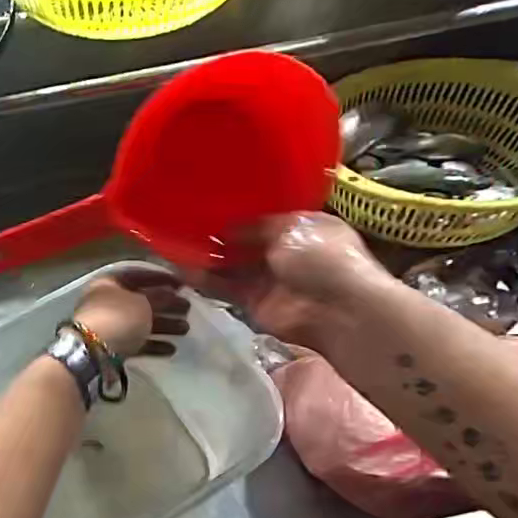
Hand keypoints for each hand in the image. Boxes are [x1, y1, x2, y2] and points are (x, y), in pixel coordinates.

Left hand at [71, 268, 189, 357]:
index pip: (139, 275)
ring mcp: (109, 325)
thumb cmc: (119, 317)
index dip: (162, 278)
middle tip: (188, 309)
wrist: (94, 352)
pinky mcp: (112, 347)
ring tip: (185, 329)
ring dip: (164, 325)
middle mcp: (107, 301)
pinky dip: (153, 344)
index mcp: (110, 282)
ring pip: (141, 322)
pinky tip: (171, 349)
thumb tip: (170, 295)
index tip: (182, 284)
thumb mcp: (144, 302)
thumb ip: (160, 297)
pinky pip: (136, 342)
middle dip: (167, 305)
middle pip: (142, 301)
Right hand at [200, 213, 399, 348]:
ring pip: (231, 267)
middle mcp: (284, 252)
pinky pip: (226, 290)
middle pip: (245, 244)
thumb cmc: (324, 259)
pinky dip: (206, 281)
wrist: (340, 311)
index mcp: (302, 227)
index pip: (265, 218)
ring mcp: (269, 280)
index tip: (210, 206)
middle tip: (185, 226)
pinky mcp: (254, 304)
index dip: (240, 214)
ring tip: (176, 245)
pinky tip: (183, 270)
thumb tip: (227, 230)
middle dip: (219, 237)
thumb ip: (256, 227)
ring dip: (208, 259)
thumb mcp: (292, 229)